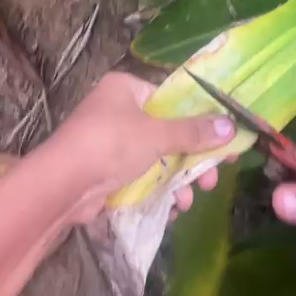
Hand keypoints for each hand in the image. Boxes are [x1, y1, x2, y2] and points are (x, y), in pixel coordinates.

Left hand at [35, 72, 235, 222]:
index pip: (169, 98)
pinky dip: (159, 189)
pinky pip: (143, 175)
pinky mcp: (109, 168)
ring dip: (177, 179)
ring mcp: (112, 140)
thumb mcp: (155, 135)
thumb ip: (192, 132)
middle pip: (166, 130)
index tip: (224, 140)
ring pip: (157, 156)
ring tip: (189, 201)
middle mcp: (118, 109)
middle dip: (190, 158)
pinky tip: (173, 208)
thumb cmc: (110, 144)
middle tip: (212, 179)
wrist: (65, 182)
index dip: (199, 119)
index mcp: (126, 88)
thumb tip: (230, 124)